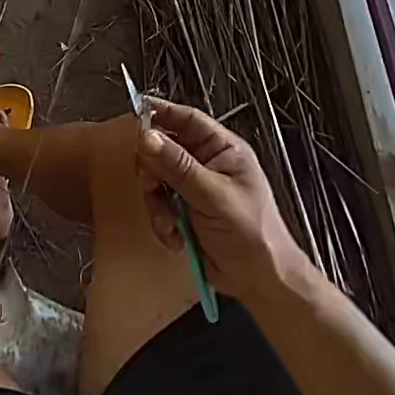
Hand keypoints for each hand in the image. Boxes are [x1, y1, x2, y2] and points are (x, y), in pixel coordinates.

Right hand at [135, 98, 313, 303]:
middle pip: (163, 148)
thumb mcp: (214, 195)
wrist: (260, 281)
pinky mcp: (183, 210)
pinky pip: (158, 204)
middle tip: (151, 185)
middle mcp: (206, 163)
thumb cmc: (253, 233)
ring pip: (156, 178)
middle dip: (153, 169)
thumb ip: (179, 166)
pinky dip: (161, 221)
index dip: (160, 113)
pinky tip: (175, 236)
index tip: (134, 115)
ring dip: (157, 203)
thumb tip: (147, 138)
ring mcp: (193, 187)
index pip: (186, 119)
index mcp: (222, 149)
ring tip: (169, 222)